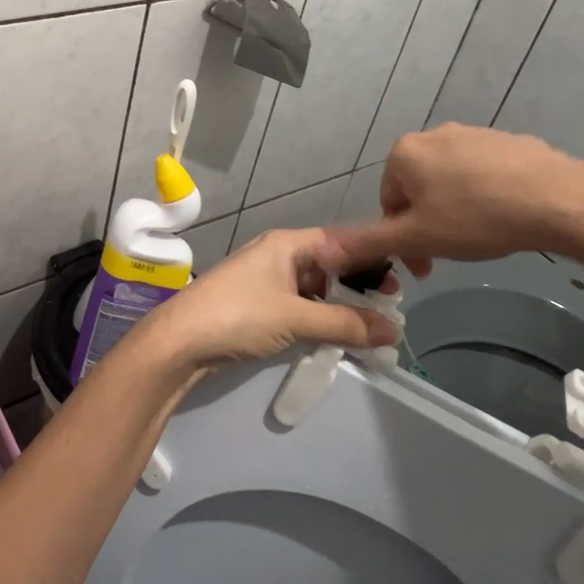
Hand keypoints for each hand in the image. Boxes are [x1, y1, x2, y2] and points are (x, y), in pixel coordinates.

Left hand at [135, 227, 401, 373]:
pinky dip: (322, 319)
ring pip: (316, 288)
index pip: (341, 241)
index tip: (403, 280)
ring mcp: (268, 281)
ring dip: (342, 307)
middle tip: (391, 311)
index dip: (373, 258)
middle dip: (360, 287)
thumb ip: (344, 324)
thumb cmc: (238, 316)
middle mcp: (279, 255)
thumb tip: (392, 329)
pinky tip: (340, 338)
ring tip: (373, 329)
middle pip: (331, 265)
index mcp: (287, 244)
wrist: (180, 341)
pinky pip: (301, 306)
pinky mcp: (260, 306)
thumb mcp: (295, 319)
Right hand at [328, 122, 583, 274]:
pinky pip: (485, 173)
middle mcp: (433, 135)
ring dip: (457, 210)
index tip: (426, 266)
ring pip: (451, 181)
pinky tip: (508, 218)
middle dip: (429, 224)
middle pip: (418, 190)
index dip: (403, 239)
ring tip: (484, 237)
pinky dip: (487, 195)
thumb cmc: (477, 219)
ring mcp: (473, 134)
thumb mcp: (416, 238)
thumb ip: (367, 243)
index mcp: (404, 154)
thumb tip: (319, 250)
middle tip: (454, 253)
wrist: (557, 199)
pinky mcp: (508, 141)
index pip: (388, 202)